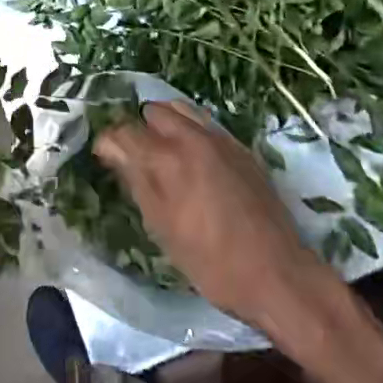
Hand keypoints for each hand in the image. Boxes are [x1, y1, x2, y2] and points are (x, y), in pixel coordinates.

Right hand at [95, 102, 382, 382]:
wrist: (279, 274)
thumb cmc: (211, 262)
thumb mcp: (162, 228)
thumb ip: (136, 181)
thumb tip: (112, 151)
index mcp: (166, 158)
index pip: (123, 132)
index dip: (108, 143)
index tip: (104, 157)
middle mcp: (191, 137)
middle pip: (152, 111)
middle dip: (138, 128)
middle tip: (135, 156)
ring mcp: (220, 138)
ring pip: (180, 108)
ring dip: (165, 123)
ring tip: (162, 149)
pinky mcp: (240, 147)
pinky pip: (205, 122)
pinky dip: (190, 129)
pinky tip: (192, 156)